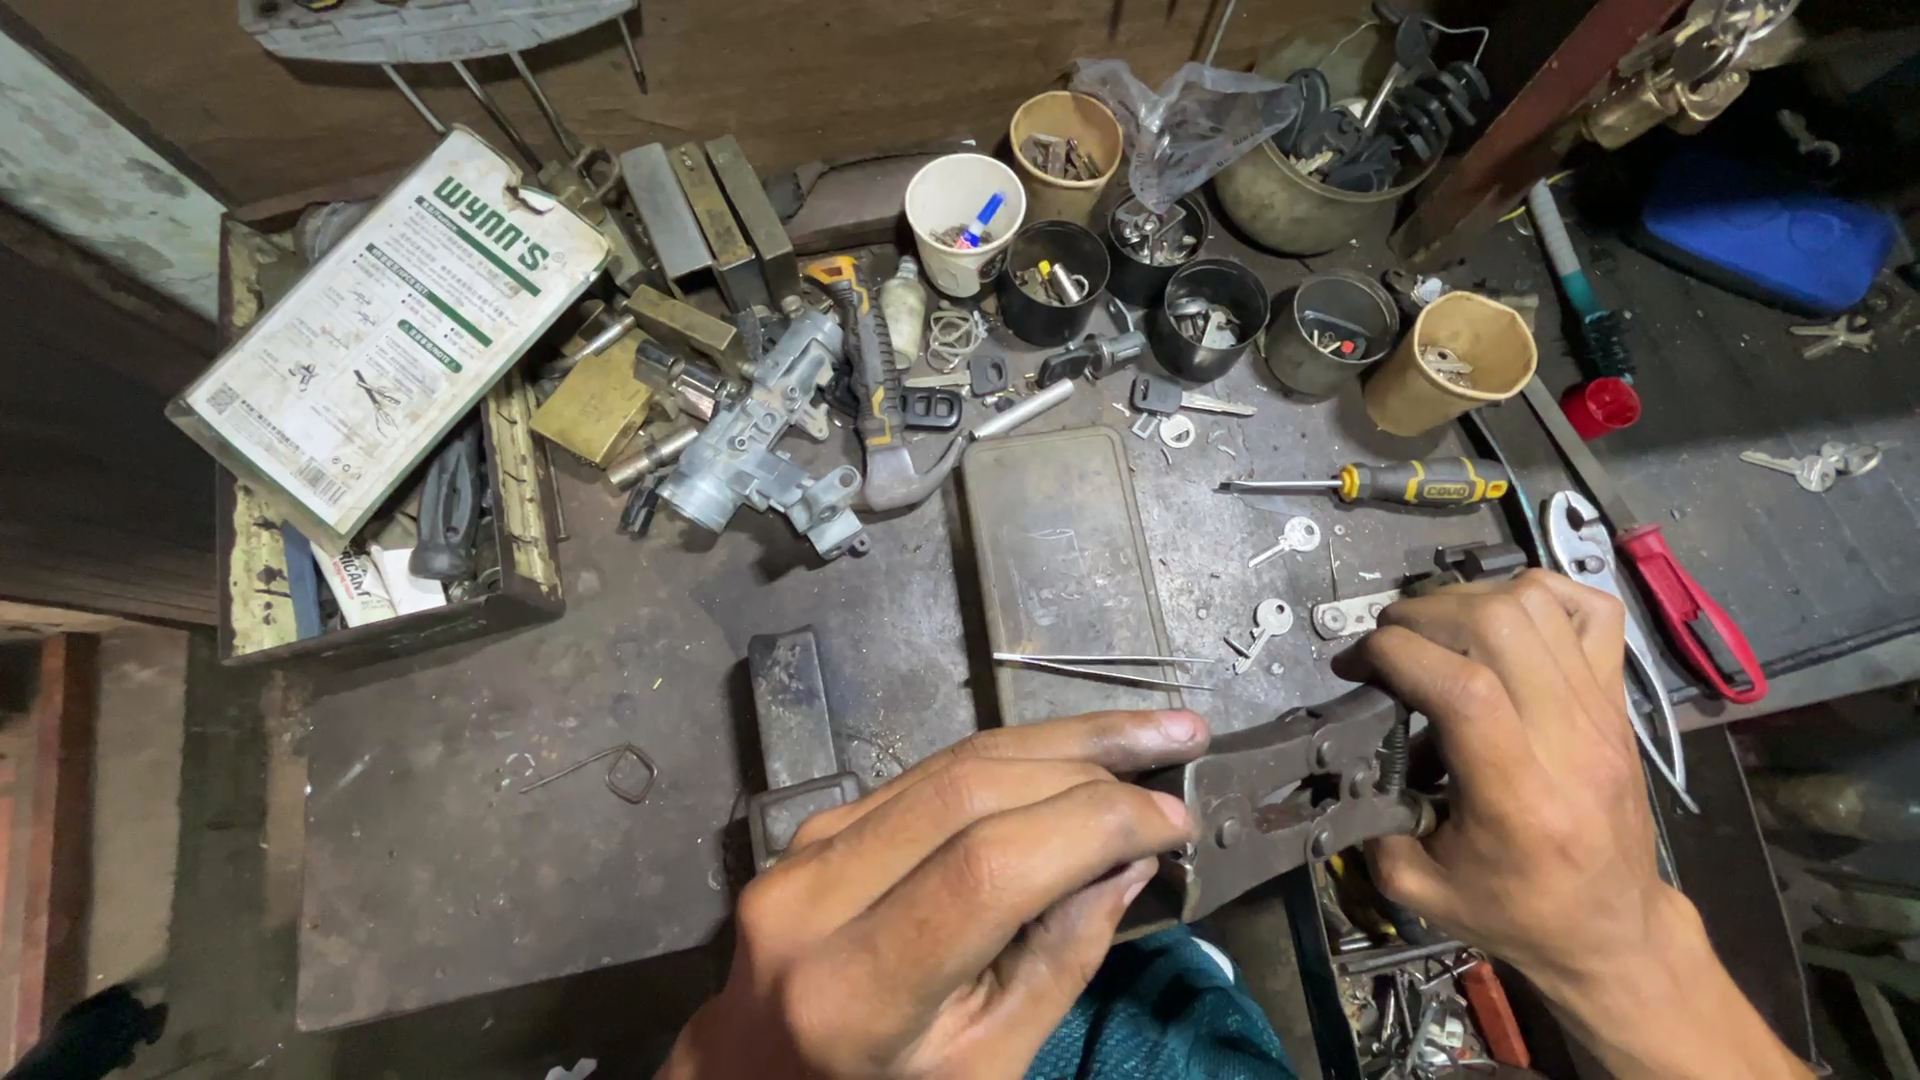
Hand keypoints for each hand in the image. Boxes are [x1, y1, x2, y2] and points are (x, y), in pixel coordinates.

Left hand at [659, 709, 1208, 1078]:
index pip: (989, 867)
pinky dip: (1012, 755)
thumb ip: (1056, 963)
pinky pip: (930, 771)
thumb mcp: (982, 1073)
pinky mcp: (821, 820)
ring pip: (953, 762)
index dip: (1092, 826)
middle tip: (1175, 745)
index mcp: (850, 991)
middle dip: (1087, 761)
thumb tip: (1127, 859)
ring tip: (1144, 726)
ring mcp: (808, 844)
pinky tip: (1071, 747)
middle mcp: (814, 895)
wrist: (753, 1078)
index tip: (1173, 817)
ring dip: (1059, 738)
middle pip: (971, 791)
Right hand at [1334, 569, 1668, 995]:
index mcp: (1518, 796)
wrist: (1613, 929)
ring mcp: (1601, 711)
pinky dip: (1536, 595)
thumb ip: (1367, 819)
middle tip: (1386, 646)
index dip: (1393, 654)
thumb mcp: (1416, 884)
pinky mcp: (1617, 698)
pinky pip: (1590, 610)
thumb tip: (1338, 754)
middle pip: (1497, 624)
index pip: (1462, 685)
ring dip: (1464, 600)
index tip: (1354, 666)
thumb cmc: (1515, 909)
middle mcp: (1569, 740)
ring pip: (1536, 604)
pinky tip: (1497, 620)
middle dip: (1418, 615)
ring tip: (1430, 631)